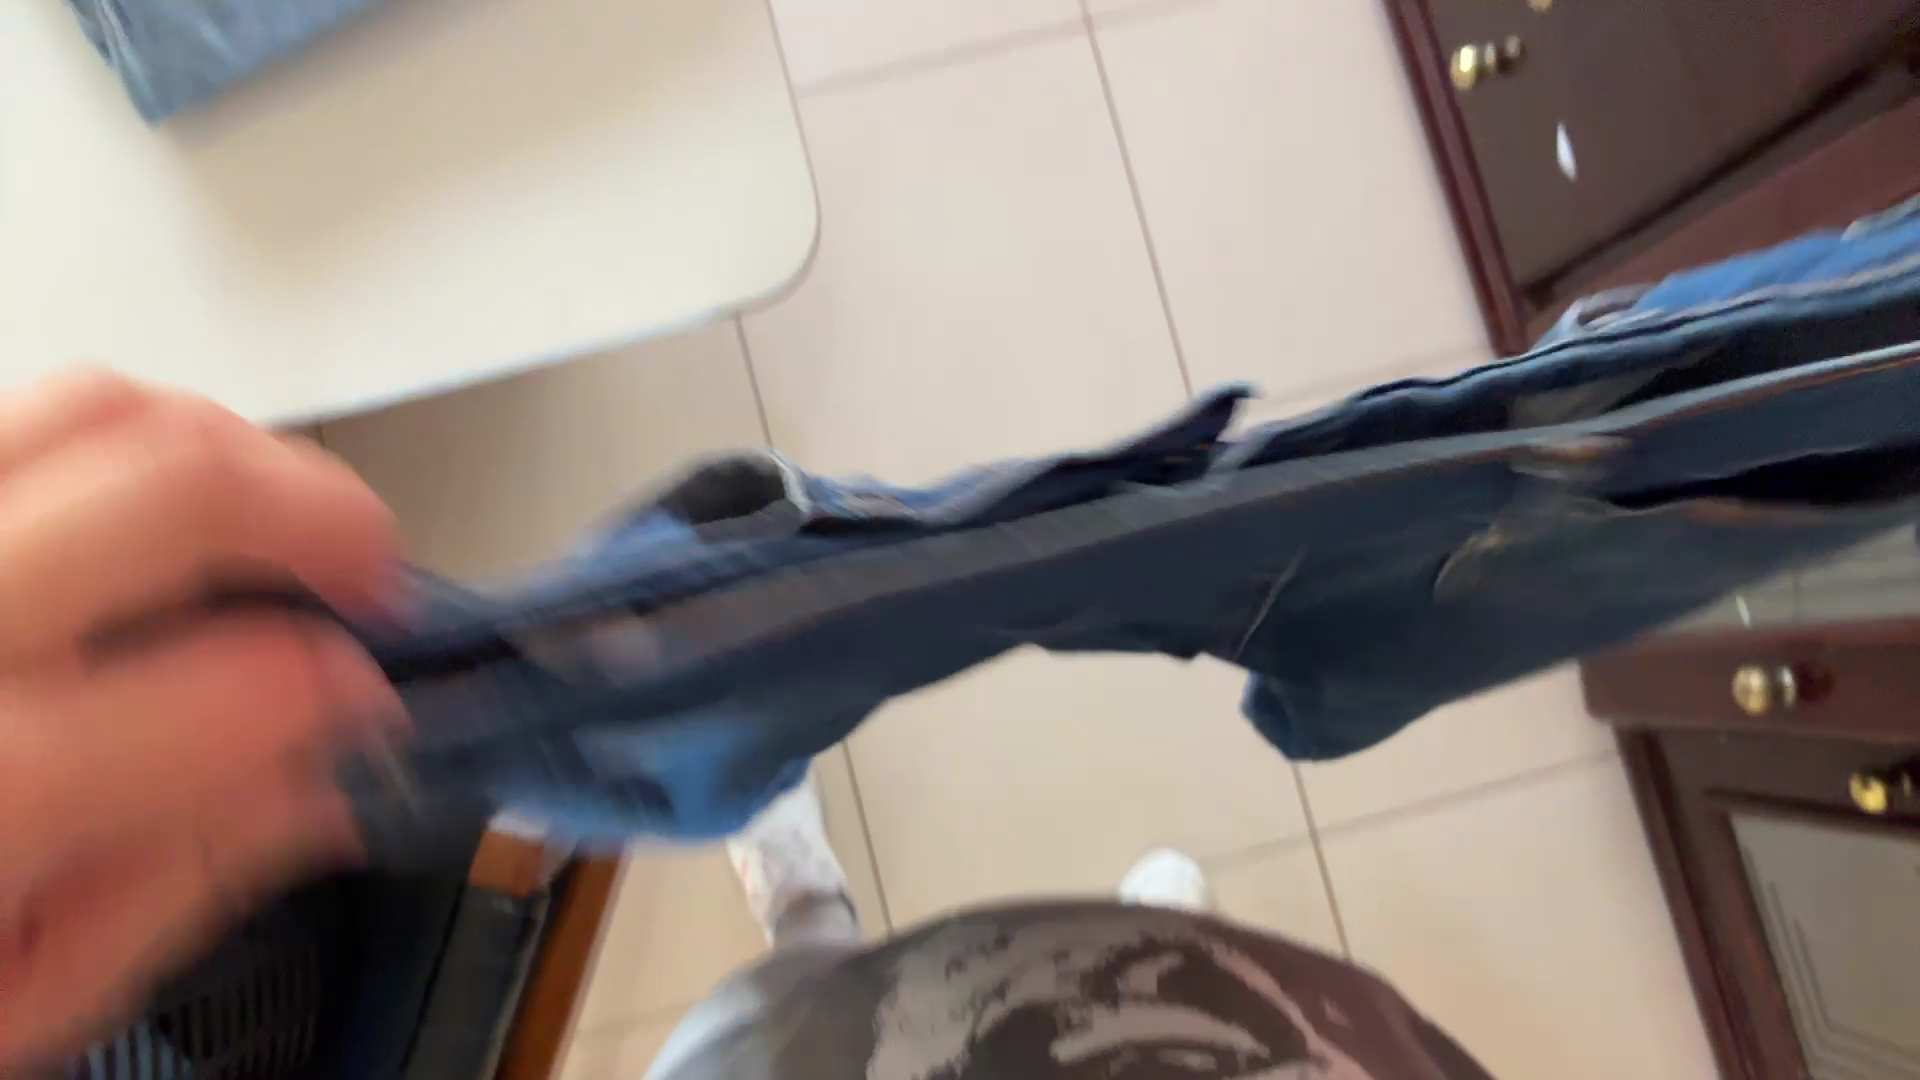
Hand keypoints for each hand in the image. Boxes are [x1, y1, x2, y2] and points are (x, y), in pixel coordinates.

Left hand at [0, 371, 406, 1068]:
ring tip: (284, 525)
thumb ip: (194, 872)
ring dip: (248, 457)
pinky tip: (161, 520)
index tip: (374, 700)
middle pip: (188, 483)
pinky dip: (136, 446)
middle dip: (338, 516)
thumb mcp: (15, 999)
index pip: (262, 681)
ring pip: (110, 408)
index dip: (360, 684)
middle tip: (374, 568)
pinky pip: (33, 417)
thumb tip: (340, 773)